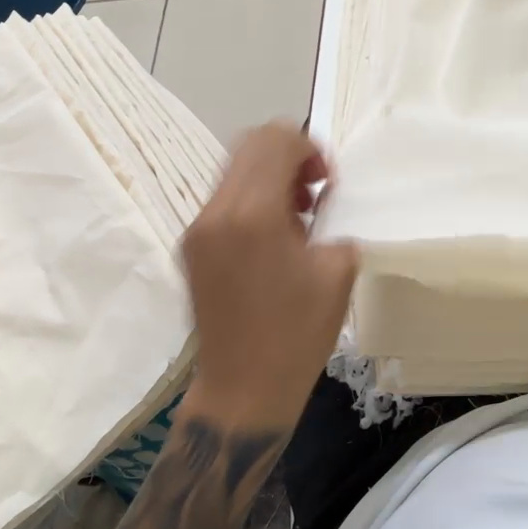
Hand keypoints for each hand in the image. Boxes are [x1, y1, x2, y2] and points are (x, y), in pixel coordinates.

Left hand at [180, 123, 358, 427]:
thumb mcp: (336, 272)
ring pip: (233, 170)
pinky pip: (223, 201)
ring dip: (268, 177)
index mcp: (253, 213)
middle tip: (314, 191)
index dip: (309, 149)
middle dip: (289, 155)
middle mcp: (216, 211)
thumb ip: (330, 224)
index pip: (275, 140)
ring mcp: (197, 228)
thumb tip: (315, 207)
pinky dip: (251, 200)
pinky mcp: (191, 247)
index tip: (327, 183)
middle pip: (249, 145)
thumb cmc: (297, 333)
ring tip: (296, 217)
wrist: (243, 388)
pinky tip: (273, 238)